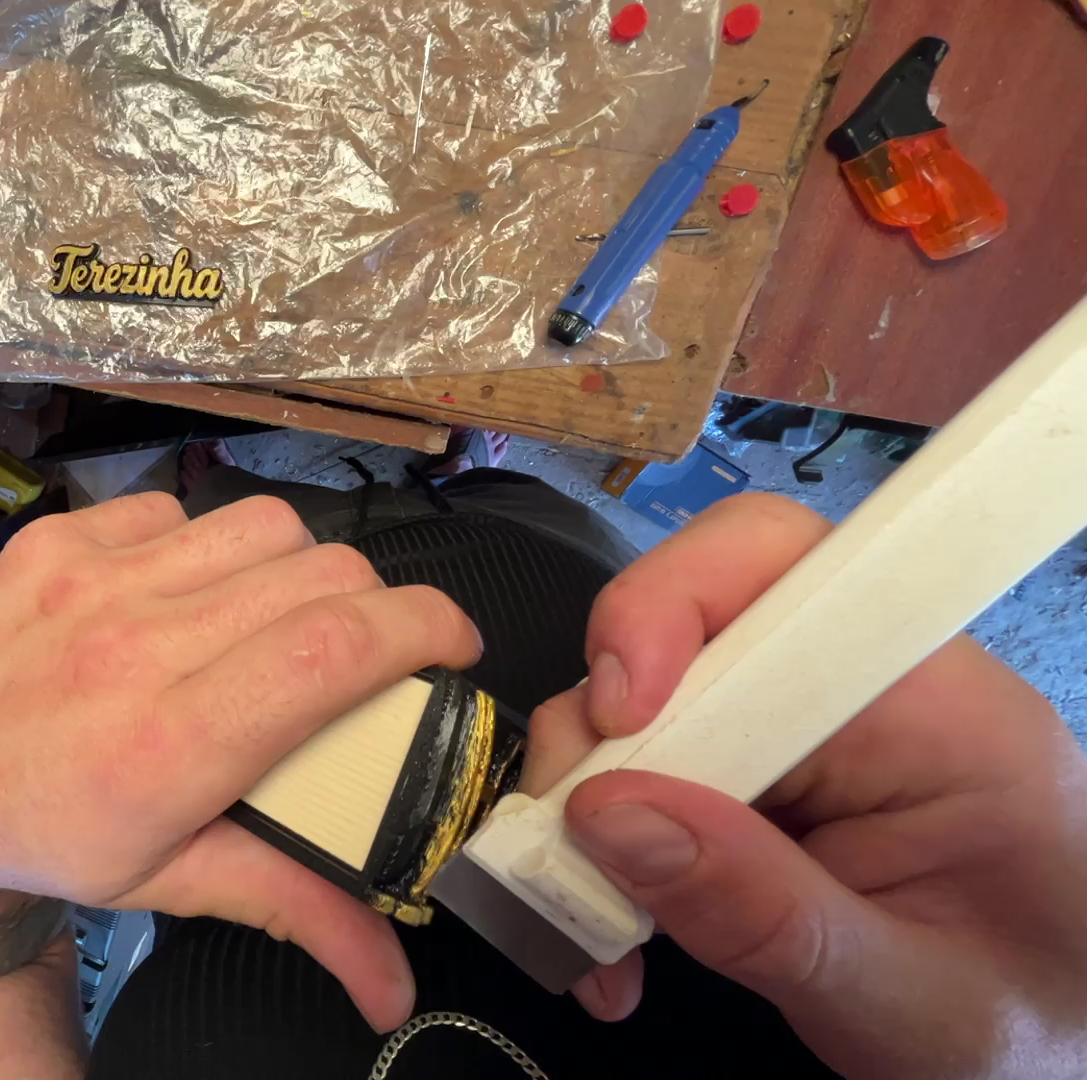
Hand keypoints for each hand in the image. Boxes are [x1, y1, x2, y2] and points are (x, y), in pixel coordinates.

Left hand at [0, 492, 482, 1030]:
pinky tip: (180, 587)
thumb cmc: (52, 837)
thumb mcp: (170, 879)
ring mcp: (89, 576)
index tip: (449, 639)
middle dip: (367, 601)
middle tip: (355, 642)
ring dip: (291, 564)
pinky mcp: (57, 541)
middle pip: (314, 573)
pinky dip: (201, 544)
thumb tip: (395, 985)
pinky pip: (174, 511)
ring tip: (271, 608)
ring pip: (258, 525)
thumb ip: (293, 909)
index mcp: (173, 743)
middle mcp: (135, 644)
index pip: (337, 646)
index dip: (423, 625)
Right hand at [524, 495, 1086, 1077]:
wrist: (1036, 1070)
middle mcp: (819, 688)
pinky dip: (574, 837)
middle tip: (575, 827)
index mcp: (923, 703)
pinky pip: (600, 764)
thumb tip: (606, 816)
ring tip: (589, 925)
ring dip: (571, 805)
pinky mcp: (701, 763)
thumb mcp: (919, 1005)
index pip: (777, 558)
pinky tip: (601, 927)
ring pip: (605, 702)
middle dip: (594, 724)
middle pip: (660, 629)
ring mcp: (749, 724)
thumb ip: (771, 914)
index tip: (619, 716)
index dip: (670, 604)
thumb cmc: (1031, 1034)